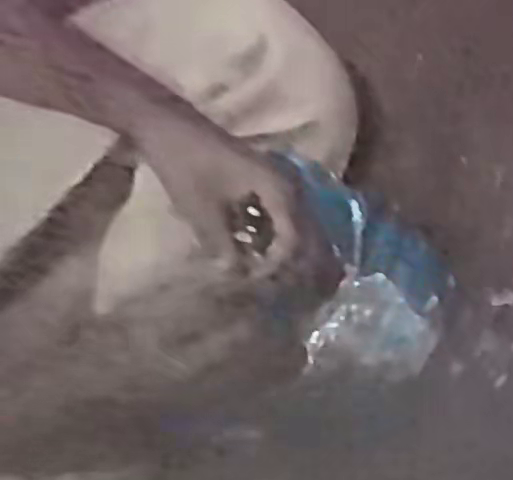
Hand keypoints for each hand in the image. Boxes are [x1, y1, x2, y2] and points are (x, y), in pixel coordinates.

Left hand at [131, 110, 307, 275]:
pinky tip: (253, 239)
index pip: (294, 239)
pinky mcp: (269, 183)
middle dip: (285, 257)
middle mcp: (293, 191)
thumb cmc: (181, 160)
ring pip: (292, 226)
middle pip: (301, 235)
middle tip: (269, 274)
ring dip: (278, 245)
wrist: (157, 117)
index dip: (280, 261)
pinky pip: (280, 215)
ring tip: (259, 259)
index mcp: (282, 195)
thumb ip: (220, 242)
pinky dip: (269, 230)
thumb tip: (233, 273)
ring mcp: (283, 185)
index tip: (261, 276)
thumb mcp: (199, 206)